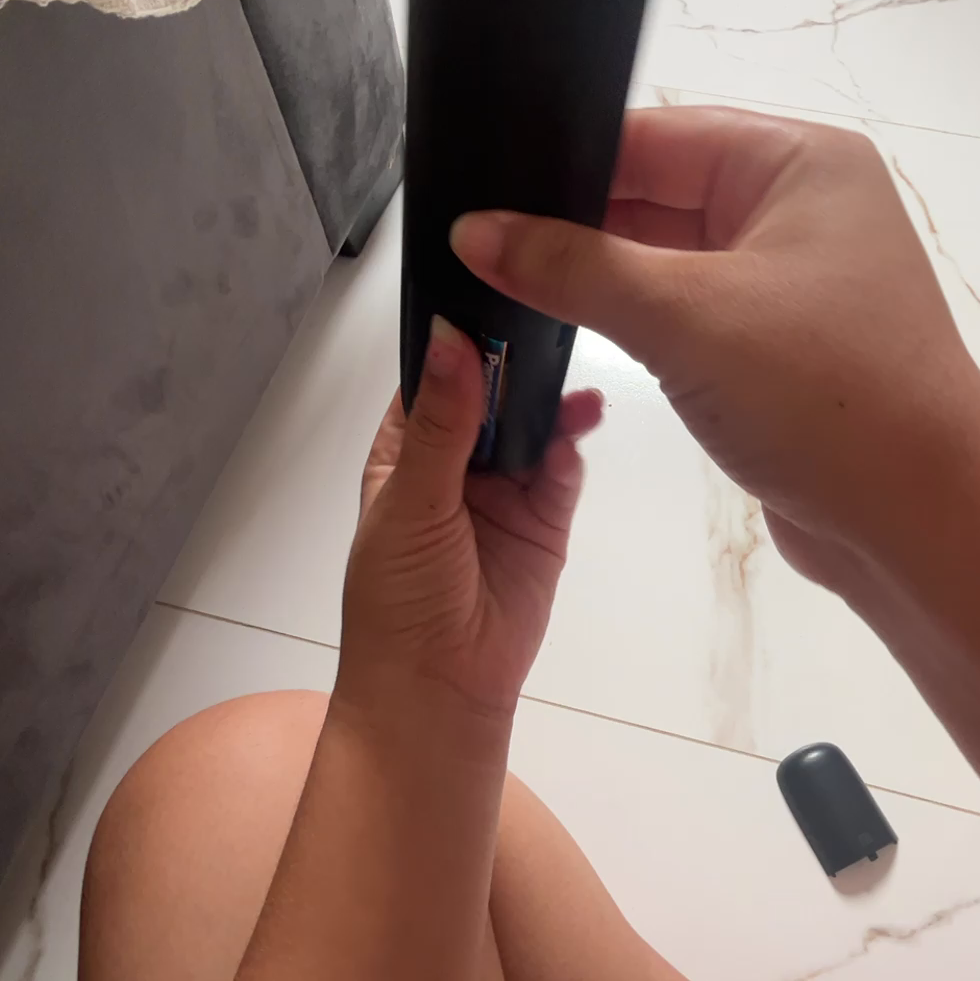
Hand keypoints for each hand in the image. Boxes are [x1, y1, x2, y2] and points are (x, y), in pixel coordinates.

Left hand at [335, 317, 602, 728]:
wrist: (440, 686)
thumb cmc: (401, 595)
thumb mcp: (410, 503)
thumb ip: (441, 425)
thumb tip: (452, 338)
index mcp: (408, 453)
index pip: (433, 380)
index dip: (458, 342)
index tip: (491, 294)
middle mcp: (458, 465)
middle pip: (492, 399)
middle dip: (516, 371)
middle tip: (549, 333)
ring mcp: (505, 494)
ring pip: (533, 434)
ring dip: (552, 410)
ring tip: (578, 392)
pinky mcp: (544, 524)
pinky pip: (561, 478)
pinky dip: (569, 456)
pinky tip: (576, 437)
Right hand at [446, 106, 979, 591]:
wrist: (915, 520)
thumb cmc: (821, 396)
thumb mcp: (687, 317)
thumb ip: (576, 270)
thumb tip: (475, 232)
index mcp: (796, 166)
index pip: (656, 139)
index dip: (566, 165)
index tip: (484, 196)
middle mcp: (796, 215)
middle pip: (660, 200)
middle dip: (577, 228)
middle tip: (482, 251)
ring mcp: (785, 288)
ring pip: (670, 266)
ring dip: (603, 282)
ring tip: (509, 288)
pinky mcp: (772, 353)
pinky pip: (687, 320)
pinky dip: (636, 326)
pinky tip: (576, 331)